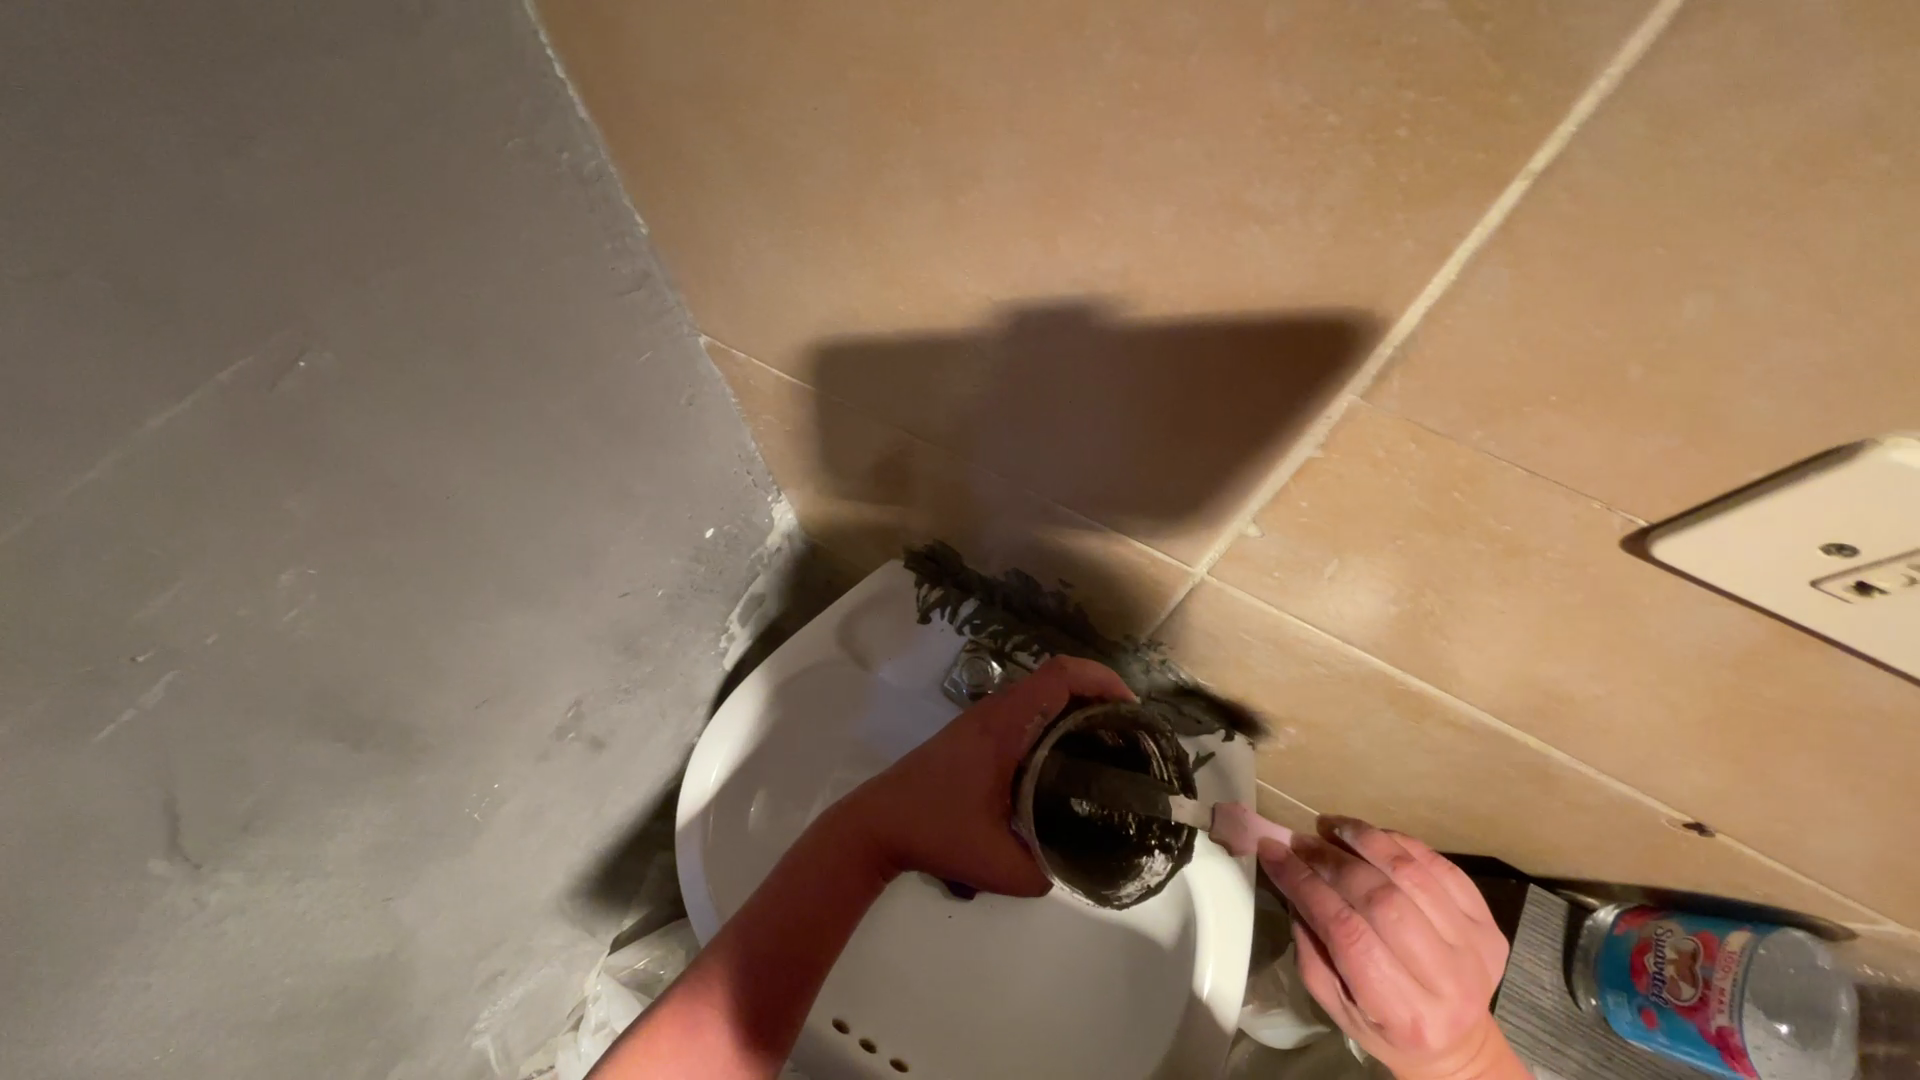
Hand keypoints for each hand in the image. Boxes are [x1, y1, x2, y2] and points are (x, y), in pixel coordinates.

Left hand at [825, 655, 1135, 896]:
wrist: (875, 824)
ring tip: (1108, 745)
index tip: (1132, 709)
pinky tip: (1066, 759)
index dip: (1102, 680)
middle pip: (1056, 680)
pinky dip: (1054, 720)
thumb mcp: (997, 863)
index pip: (1060, 676)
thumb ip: (1046, 870)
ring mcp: (981, 721)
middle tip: (1130, 734)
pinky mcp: (974, 736)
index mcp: (1004, 726)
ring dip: (1075, 708)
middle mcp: (994, 712)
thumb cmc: (933, 831)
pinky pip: (1025, 712)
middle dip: (1098, 696)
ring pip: (1040, 695)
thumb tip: (1079, 870)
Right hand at [1257, 817, 1522, 1079]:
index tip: (1273, 853)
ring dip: (1364, 840)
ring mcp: (1475, 949)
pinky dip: (1400, 843)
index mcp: (1403, 1013)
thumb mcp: (1332, 1000)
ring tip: (1330, 827)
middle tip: (1300, 841)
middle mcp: (1446, 982)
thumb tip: (1292, 880)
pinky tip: (1369, 836)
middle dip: (1331, 860)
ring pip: (1412, 875)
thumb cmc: (1382, 1026)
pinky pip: (1441, 867)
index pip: (1347, 933)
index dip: (1305, 885)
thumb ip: (1309, 943)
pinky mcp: (1489, 924)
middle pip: (1381, 900)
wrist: (1457, 1043)